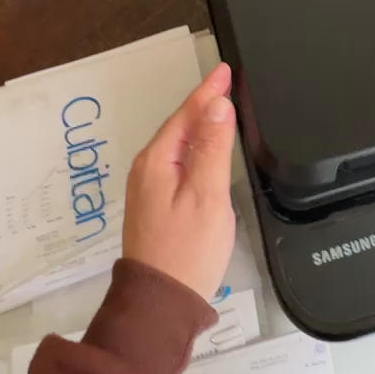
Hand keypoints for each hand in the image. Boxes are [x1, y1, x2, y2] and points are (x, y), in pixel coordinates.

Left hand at [123, 63, 237, 297]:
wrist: (160, 304)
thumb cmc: (186, 251)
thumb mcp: (207, 195)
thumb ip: (213, 147)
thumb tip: (218, 106)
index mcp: (159, 161)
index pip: (188, 113)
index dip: (209, 90)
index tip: (224, 69)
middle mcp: (148, 169)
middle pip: (180, 125)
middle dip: (203, 102)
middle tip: (226, 82)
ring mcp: (149, 187)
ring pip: (178, 142)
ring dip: (199, 122)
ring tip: (220, 105)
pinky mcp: (155, 203)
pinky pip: (177, 159)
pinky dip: (194, 144)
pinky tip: (206, 146)